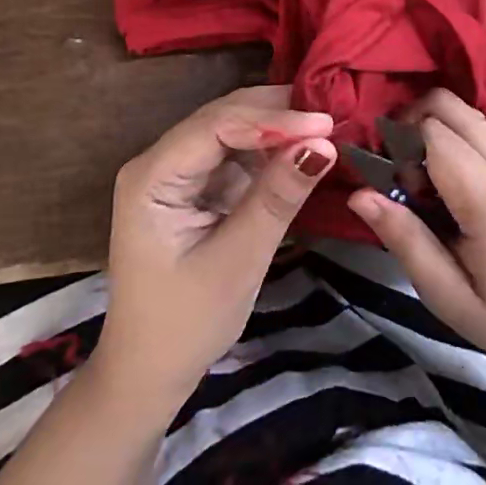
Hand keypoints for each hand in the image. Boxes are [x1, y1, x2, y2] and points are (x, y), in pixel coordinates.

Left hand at [96, 85, 337, 394]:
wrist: (151, 370)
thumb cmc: (186, 322)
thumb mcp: (238, 260)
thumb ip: (277, 197)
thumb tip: (324, 144)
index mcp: (151, 177)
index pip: (216, 126)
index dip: (272, 119)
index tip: (326, 123)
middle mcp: (160, 162)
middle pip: (223, 118)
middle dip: (278, 114)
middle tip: (334, 115)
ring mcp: (179, 171)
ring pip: (234, 129)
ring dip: (279, 127)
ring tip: (327, 125)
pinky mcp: (199, 185)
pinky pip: (239, 153)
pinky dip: (273, 149)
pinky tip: (304, 146)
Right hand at [347, 89, 485, 383]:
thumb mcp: (444, 293)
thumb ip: (403, 238)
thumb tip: (358, 194)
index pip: (431, 131)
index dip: (400, 146)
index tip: (393, 184)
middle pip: (448, 104)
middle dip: (412, 123)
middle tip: (402, 172)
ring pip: (464, 110)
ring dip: (434, 127)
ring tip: (427, 179)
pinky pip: (481, 125)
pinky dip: (455, 134)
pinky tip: (451, 179)